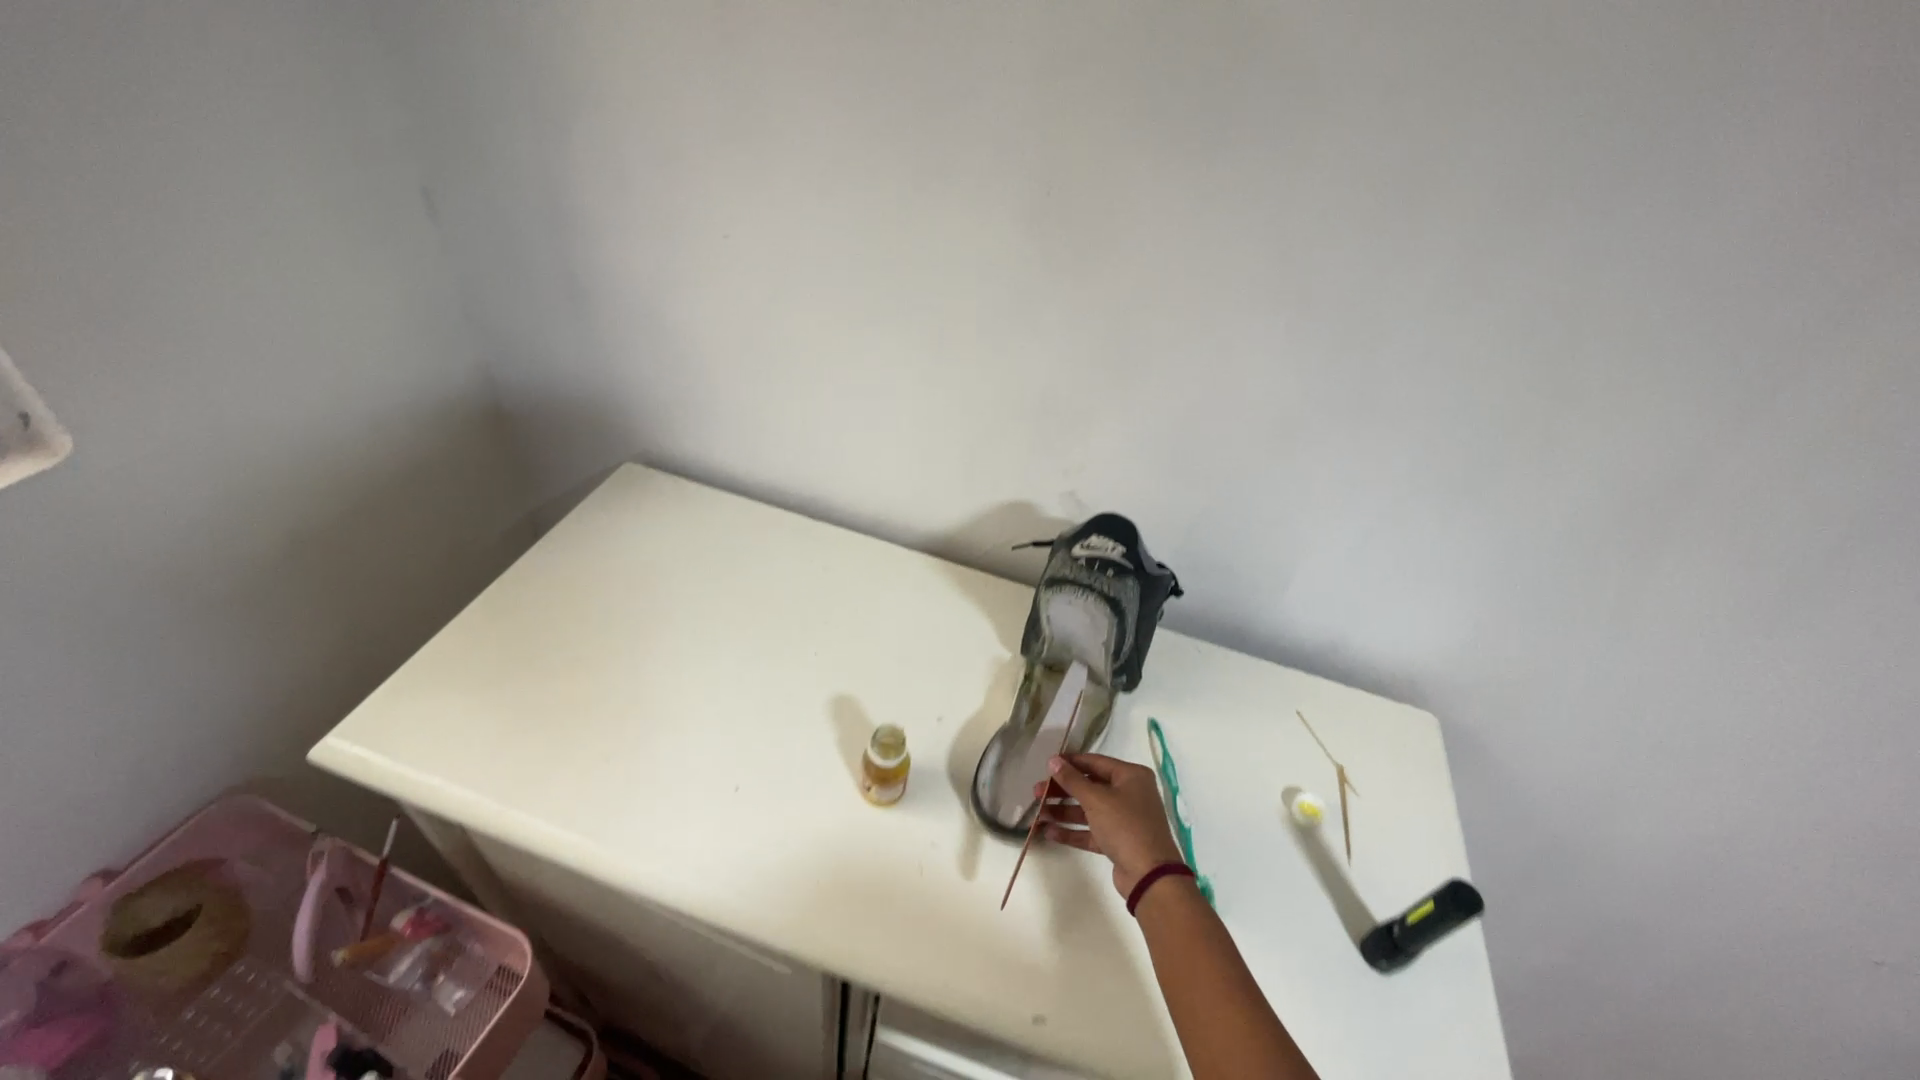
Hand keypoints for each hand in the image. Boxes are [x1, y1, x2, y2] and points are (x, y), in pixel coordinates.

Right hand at [1035, 753, 1186, 898]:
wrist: (1149, 874)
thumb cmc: (1125, 826)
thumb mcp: (1096, 799)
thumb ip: (1072, 780)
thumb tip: (1053, 761)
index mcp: (1131, 776)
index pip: (1095, 762)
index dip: (1069, 763)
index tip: (1046, 765)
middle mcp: (1129, 794)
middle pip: (1089, 787)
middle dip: (1062, 791)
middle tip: (1036, 793)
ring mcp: (1124, 819)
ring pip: (1088, 811)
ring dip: (1063, 812)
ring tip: (1038, 814)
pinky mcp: (1117, 841)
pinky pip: (1091, 831)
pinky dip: (1072, 831)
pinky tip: (1050, 832)